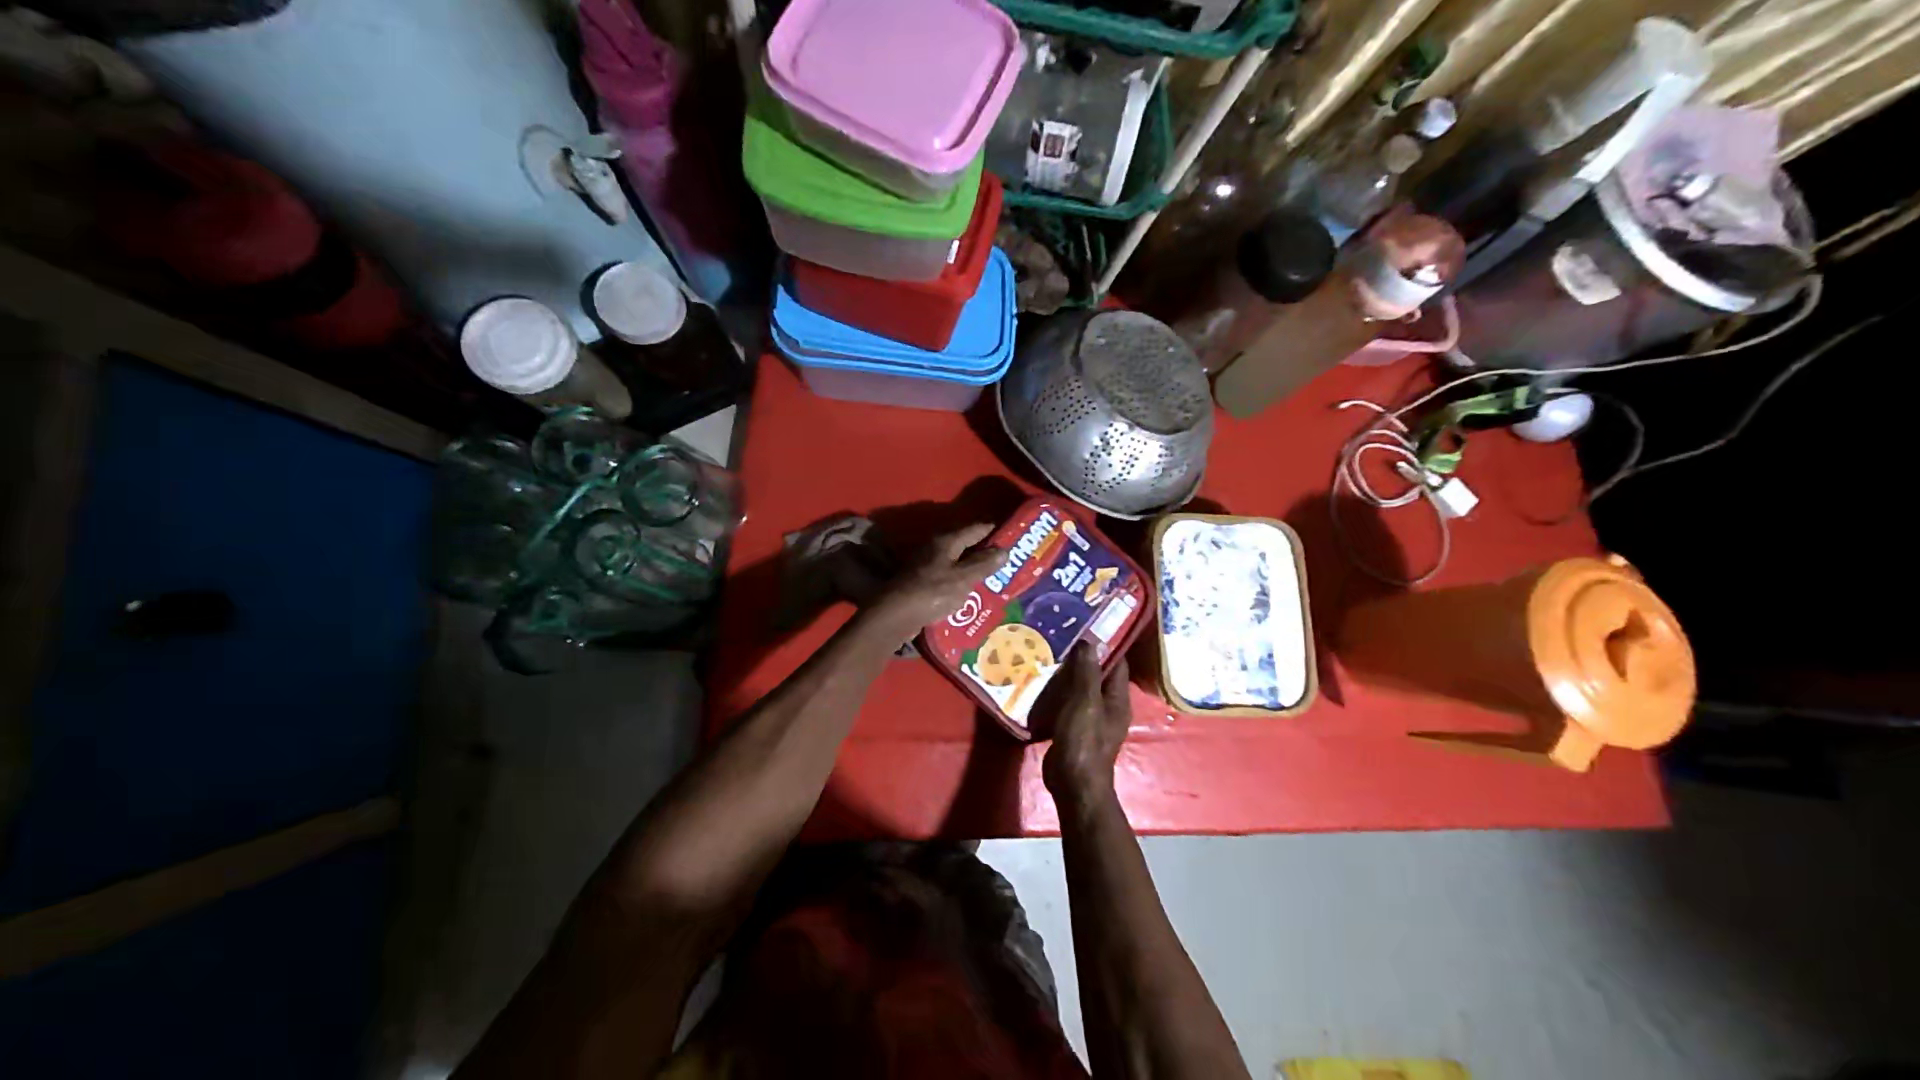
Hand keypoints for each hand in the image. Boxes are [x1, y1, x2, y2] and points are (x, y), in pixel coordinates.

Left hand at [863, 524, 1003, 647]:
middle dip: (987, 550)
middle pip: (967, 544)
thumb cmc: (932, 593)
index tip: (1014, 534)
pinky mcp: (923, 581)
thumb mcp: (963, 579)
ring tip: (996, 577)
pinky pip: (949, 576)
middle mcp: (936, 547)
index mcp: (947, 540)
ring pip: (957, 561)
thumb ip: (984, 564)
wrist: (896, 615)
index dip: (995, 530)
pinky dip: (962, 580)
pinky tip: (973, 591)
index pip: (977, 528)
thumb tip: (1003, 550)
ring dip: (974, 567)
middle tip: (1010, 559)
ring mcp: (927, 564)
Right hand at [1042, 648, 1130, 810]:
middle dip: (1081, 657)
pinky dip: (1057, 694)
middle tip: (1058, 636)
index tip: (1084, 624)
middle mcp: (1109, 707)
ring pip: (1080, 689)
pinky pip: (1067, 705)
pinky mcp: (1075, 730)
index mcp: (1119, 698)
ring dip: (1066, 675)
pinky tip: (1039, 684)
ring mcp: (1092, 720)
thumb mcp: (1086, 702)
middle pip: (1097, 674)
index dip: (1104, 643)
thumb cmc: (1084, 741)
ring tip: (1045, 654)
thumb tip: (1090, 641)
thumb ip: (1088, 672)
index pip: (1117, 662)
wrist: (1074, 784)